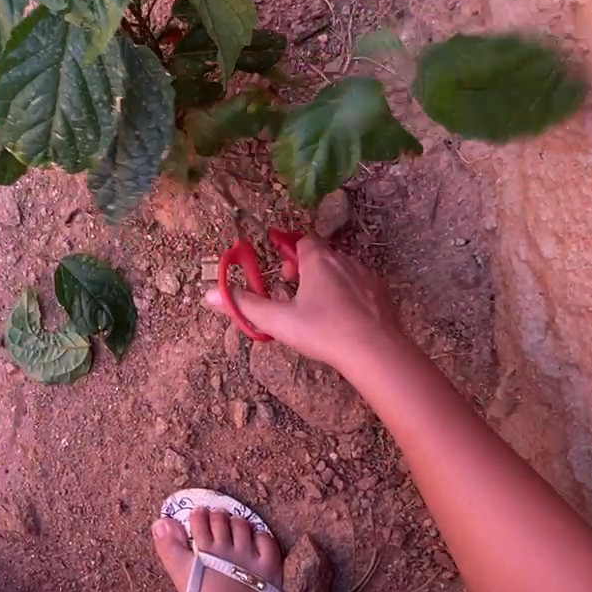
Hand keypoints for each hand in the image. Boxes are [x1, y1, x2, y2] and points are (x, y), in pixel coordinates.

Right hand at [204, 234, 407, 373]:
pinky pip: (361, 288)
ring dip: (328, 284)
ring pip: (343, 272)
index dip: (291, 253)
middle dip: (307, 271)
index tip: (283, 275)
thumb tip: (209, 294)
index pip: (303, 241)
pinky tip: (343, 321)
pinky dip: (349, 297)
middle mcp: (344, 261)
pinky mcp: (382, 295)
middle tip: (296, 295)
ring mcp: (366, 277)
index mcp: (318, 261)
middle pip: (323, 256)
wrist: (375, 350)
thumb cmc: (323, 331)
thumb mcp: (278, 320)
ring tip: (317, 310)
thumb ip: (245, 306)